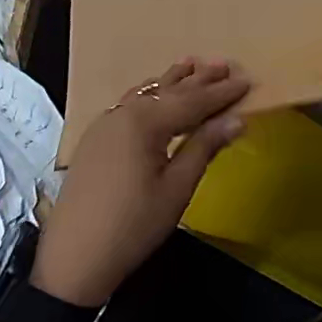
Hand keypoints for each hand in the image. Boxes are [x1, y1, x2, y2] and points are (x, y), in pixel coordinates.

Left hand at [34, 59, 250, 306]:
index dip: (220, 93)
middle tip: (222, 64)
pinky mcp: (95, 139)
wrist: (75, 257)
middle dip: (197, 80)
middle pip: (166, 91)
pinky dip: (147, 95)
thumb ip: (203, 147)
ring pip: (144, 94)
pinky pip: (127, 105)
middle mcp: (121, 114)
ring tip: (190, 65)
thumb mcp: (176, 188)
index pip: (191, 101)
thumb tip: (236, 119)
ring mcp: (104, 125)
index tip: (246, 81)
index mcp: (144, 122)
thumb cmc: (134, 225)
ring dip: (169, 82)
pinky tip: (152, 94)